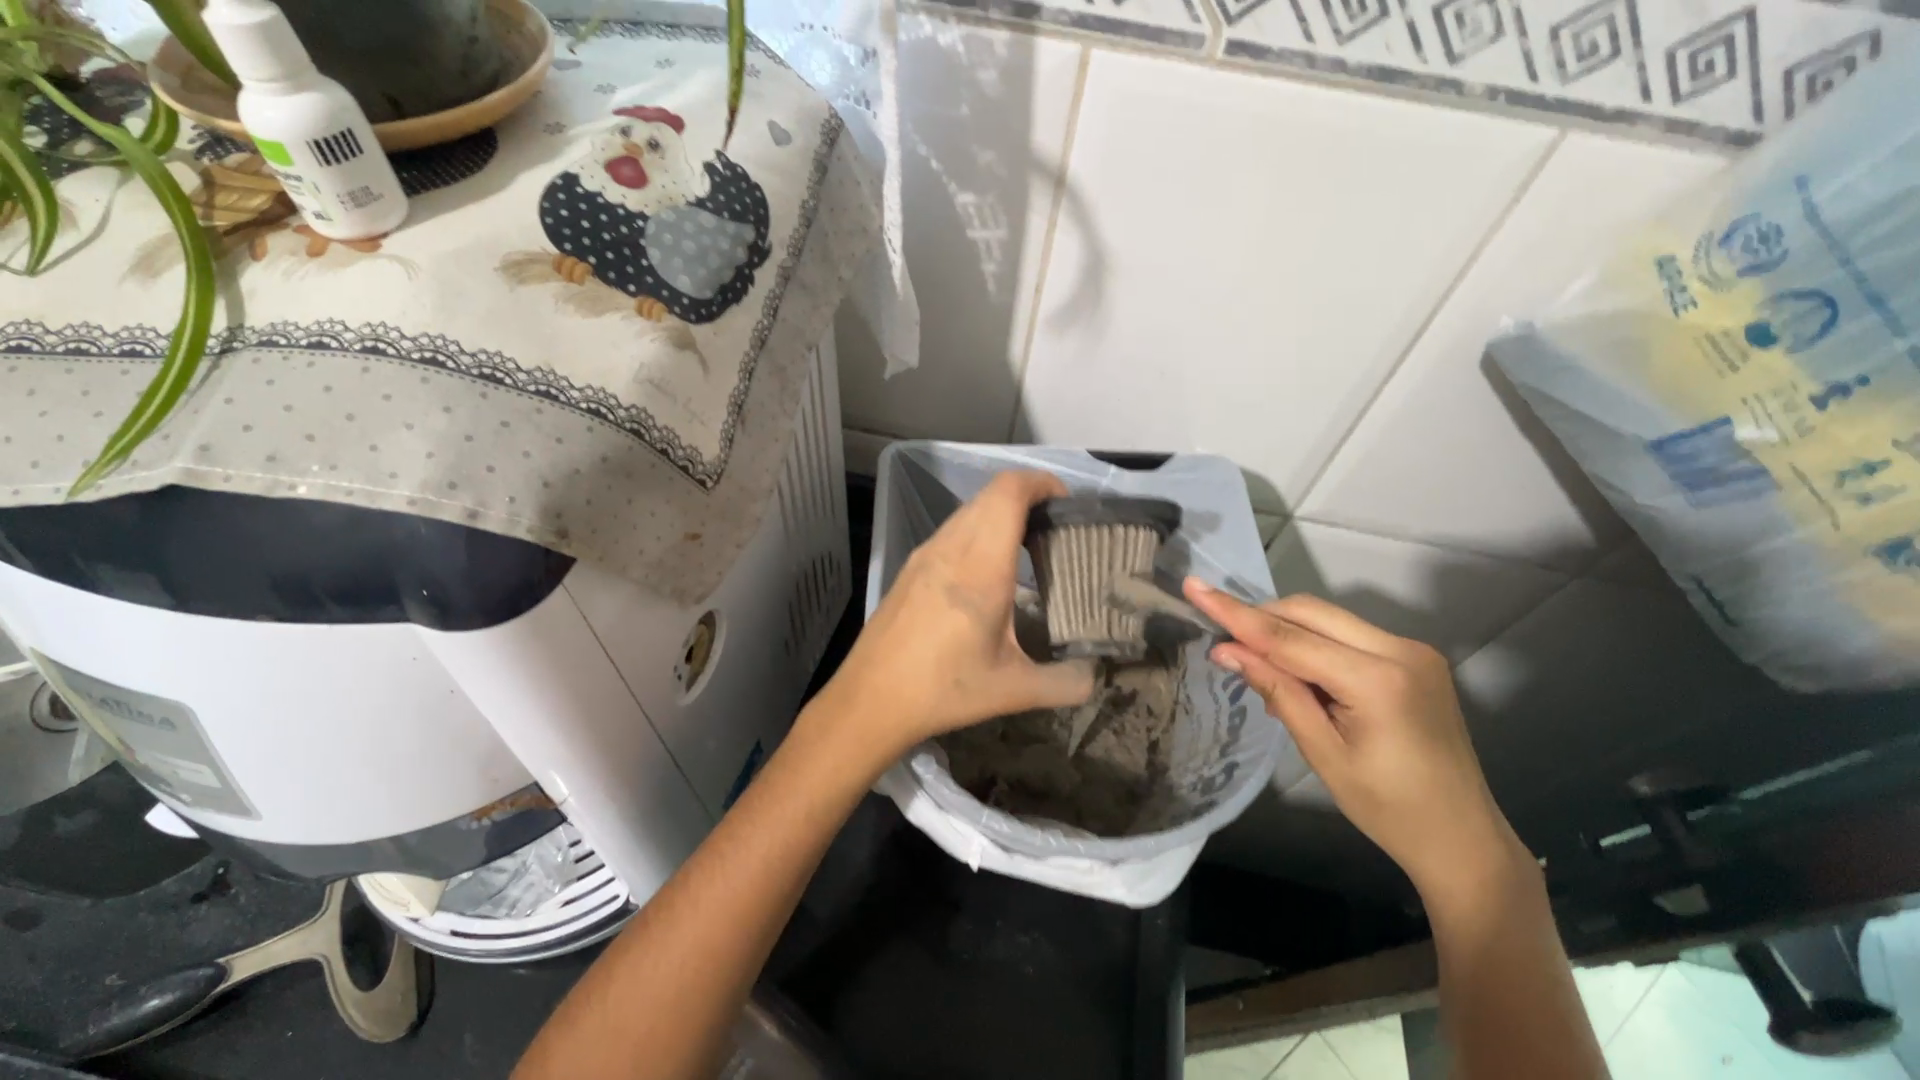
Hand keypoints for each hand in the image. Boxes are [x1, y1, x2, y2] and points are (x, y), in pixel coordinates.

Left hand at [810, 470, 1097, 770]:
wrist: (870, 699)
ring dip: (1000, 515)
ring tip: (1028, 549)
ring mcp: (925, 555)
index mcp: (981, 566)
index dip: (1042, 484)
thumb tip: (1095, 676)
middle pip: (991, 495)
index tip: (1067, 505)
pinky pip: (952, 531)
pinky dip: (978, 533)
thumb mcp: (1013, 690)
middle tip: (1056, 531)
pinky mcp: (910, 568)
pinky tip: (988, 574)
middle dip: (1028, 499)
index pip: (1010, 492)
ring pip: (969, 511)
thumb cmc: (943, 689)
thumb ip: (1064, 682)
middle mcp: (951, 548)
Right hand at [1184, 582, 1525, 900]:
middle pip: (1311, 612)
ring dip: (1286, 631)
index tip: (1194, 588)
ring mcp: (1413, 650)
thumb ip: (1277, 692)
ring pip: (1330, 619)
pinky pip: (1350, 636)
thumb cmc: (1387, 808)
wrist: (1461, 835)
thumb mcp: (1323, 753)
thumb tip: (1227, 651)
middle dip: (1260, 617)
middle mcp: (1399, 649)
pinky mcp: (1415, 659)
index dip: (1236, 614)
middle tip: (1218, 634)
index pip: (1289, 637)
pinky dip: (1315, 645)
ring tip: (1256, 665)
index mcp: (1377, 680)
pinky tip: (1297, 675)